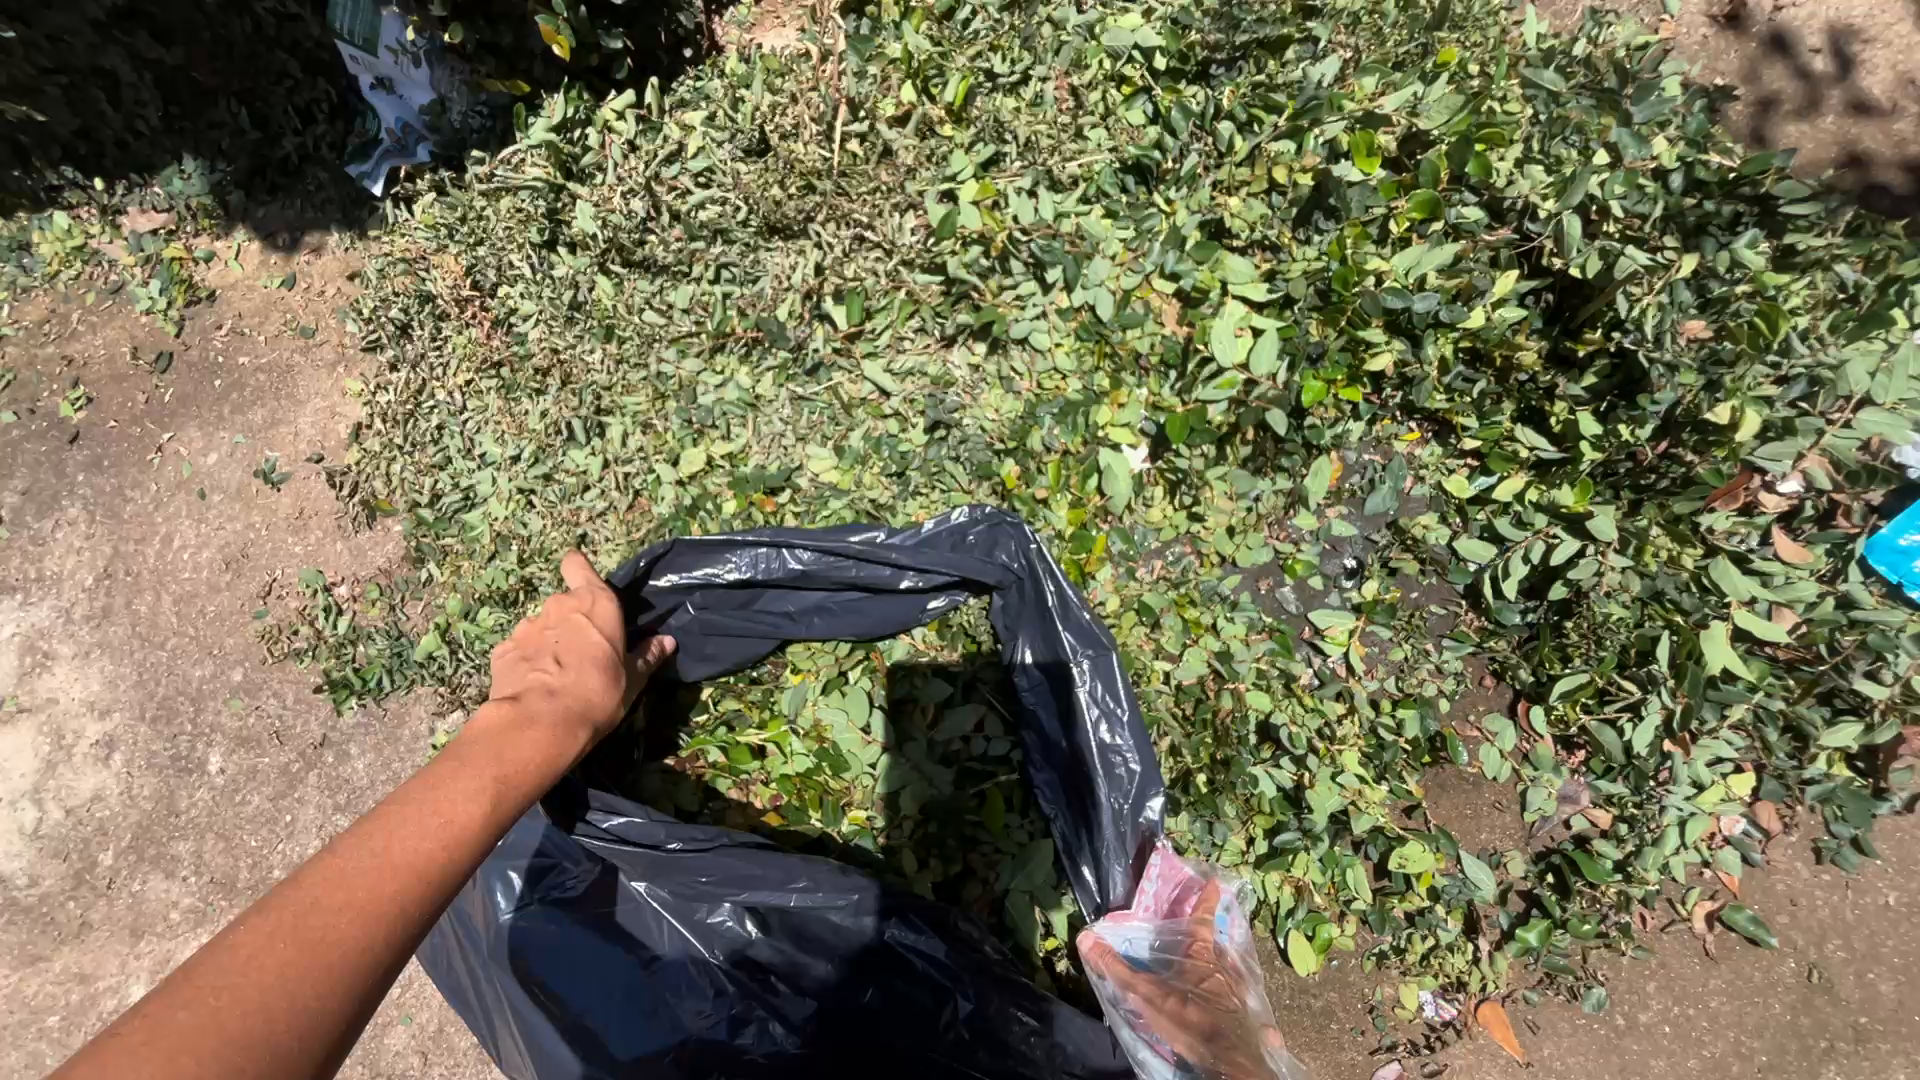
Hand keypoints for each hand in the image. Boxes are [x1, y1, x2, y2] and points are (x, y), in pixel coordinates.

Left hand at [484, 550, 675, 749]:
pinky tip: (535, 684)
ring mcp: (526, 627)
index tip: (583, 582)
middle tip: (584, 649)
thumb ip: (647, 656)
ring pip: (541, 626)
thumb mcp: (632, 679)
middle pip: (565, 602)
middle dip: (572, 620)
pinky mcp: (502, 651)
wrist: (539, 724)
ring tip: (557, 671)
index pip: (578, 565)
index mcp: (596, 604)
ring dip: (549, 641)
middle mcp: (559, 606)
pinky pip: (520, 649)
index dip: (578, 569)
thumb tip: (667, 641)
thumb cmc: (598, 693)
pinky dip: (527, 660)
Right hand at [1078, 881, 1280, 1079]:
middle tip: (1210, 935)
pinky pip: (1242, 999)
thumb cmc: (1189, 1017)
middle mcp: (1223, 966)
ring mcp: (1239, 991)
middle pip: (1218, 944)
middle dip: (1213, 939)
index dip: (1208, 899)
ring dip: (1225, 967)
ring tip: (1218, 970)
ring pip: (1232, 970)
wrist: (1229, 1059)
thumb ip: (1117, 968)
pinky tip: (1232, 1006)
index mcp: (1201, 954)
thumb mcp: (1147, 993)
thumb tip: (1086, 938)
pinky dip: (1236, 997)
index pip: (1203, 918)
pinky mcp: (1248, 1016)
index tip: (1215, 882)